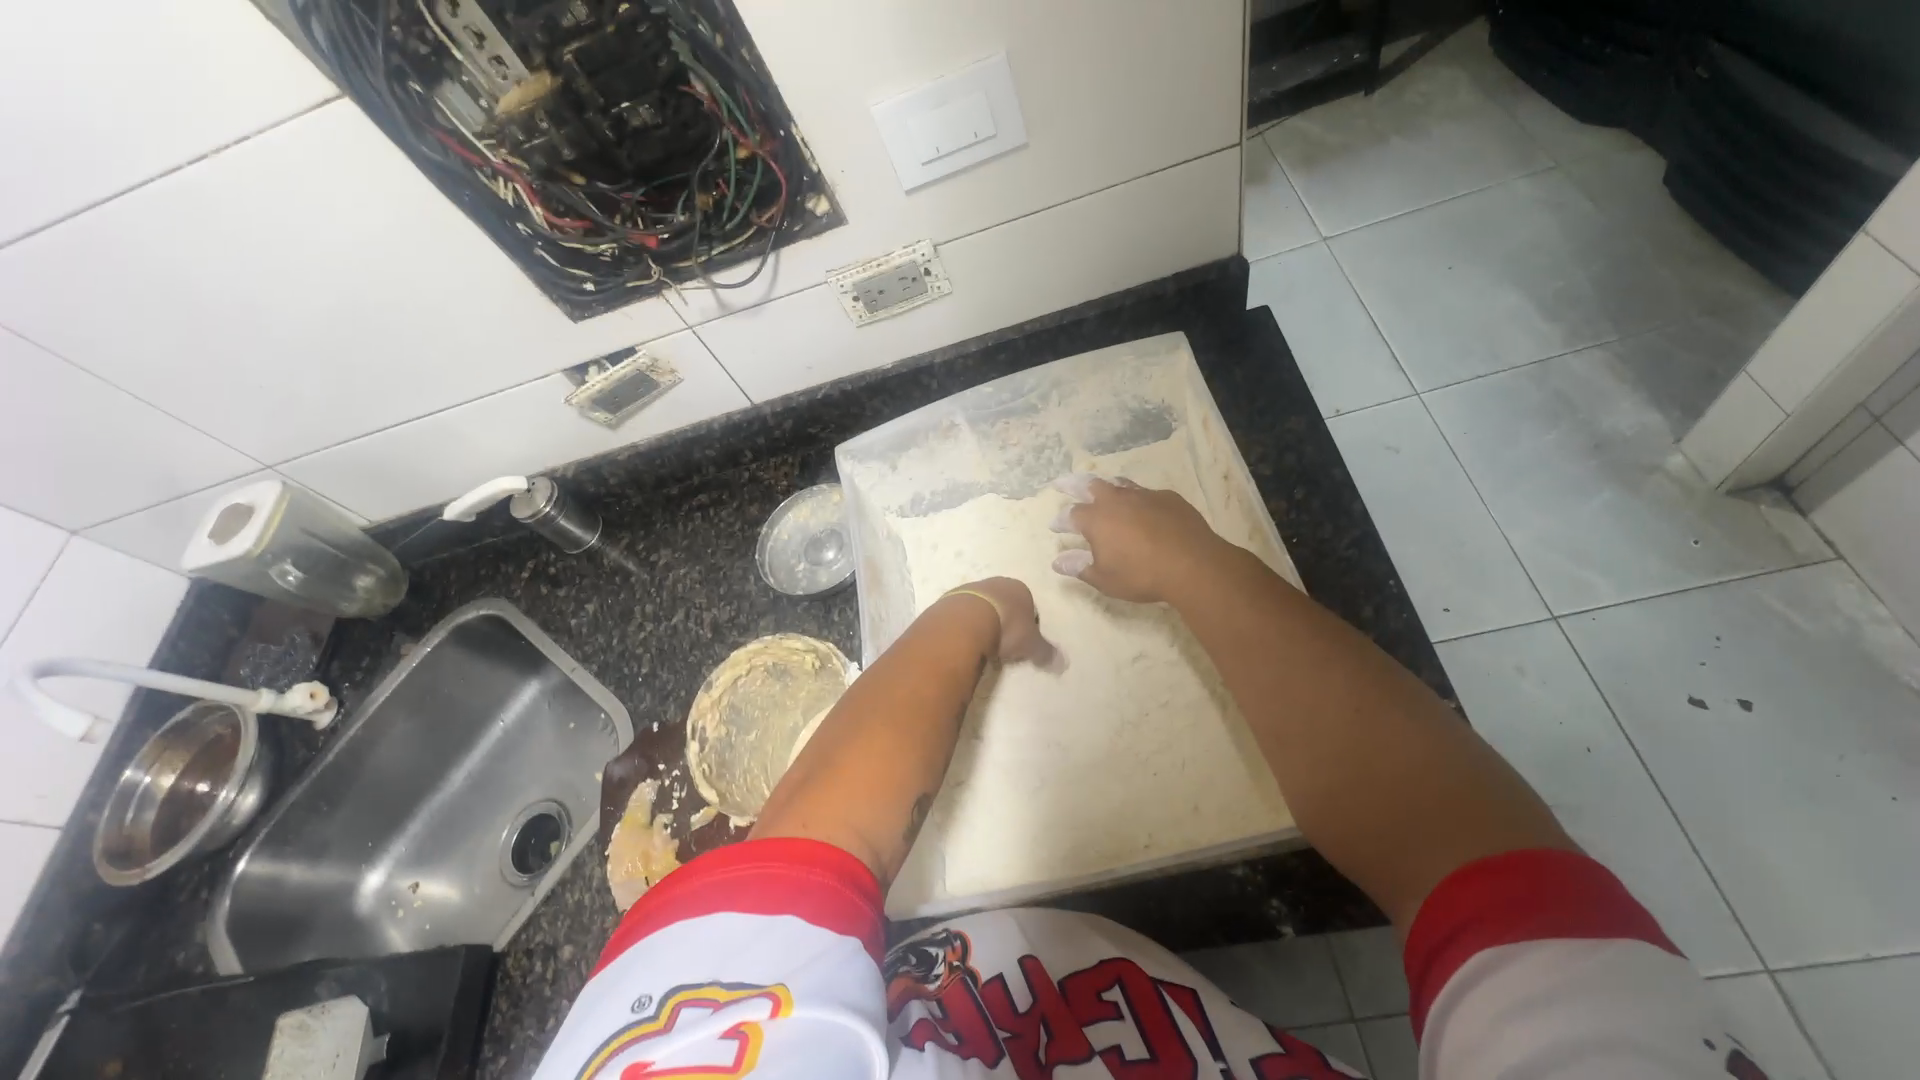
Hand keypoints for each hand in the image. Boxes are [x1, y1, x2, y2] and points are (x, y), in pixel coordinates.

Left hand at [947, 577, 1063, 671]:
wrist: (966, 620)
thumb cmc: (1007, 628)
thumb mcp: (1031, 644)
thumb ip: (1045, 652)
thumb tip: (1062, 664)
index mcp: (1019, 589)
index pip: (1028, 606)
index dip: (1026, 624)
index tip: (1021, 642)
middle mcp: (996, 583)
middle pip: (1004, 604)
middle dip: (1003, 621)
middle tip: (1001, 644)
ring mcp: (971, 588)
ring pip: (982, 606)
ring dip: (983, 622)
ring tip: (982, 644)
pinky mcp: (950, 597)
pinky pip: (962, 613)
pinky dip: (965, 624)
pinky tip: (965, 639)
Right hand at [1049, 475, 1227, 603]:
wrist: (1192, 564)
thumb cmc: (1141, 575)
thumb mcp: (1105, 578)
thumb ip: (1080, 567)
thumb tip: (1058, 561)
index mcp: (1096, 519)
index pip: (1071, 514)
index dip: (1061, 520)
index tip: (1055, 526)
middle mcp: (1116, 500)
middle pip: (1089, 485)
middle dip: (1073, 484)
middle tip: (1062, 484)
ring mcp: (1144, 495)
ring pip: (1119, 484)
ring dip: (1107, 486)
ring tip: (1102, 489)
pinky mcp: (1168, 498)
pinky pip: (1146, 493)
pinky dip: (1137, 498)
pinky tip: (1142, 506)